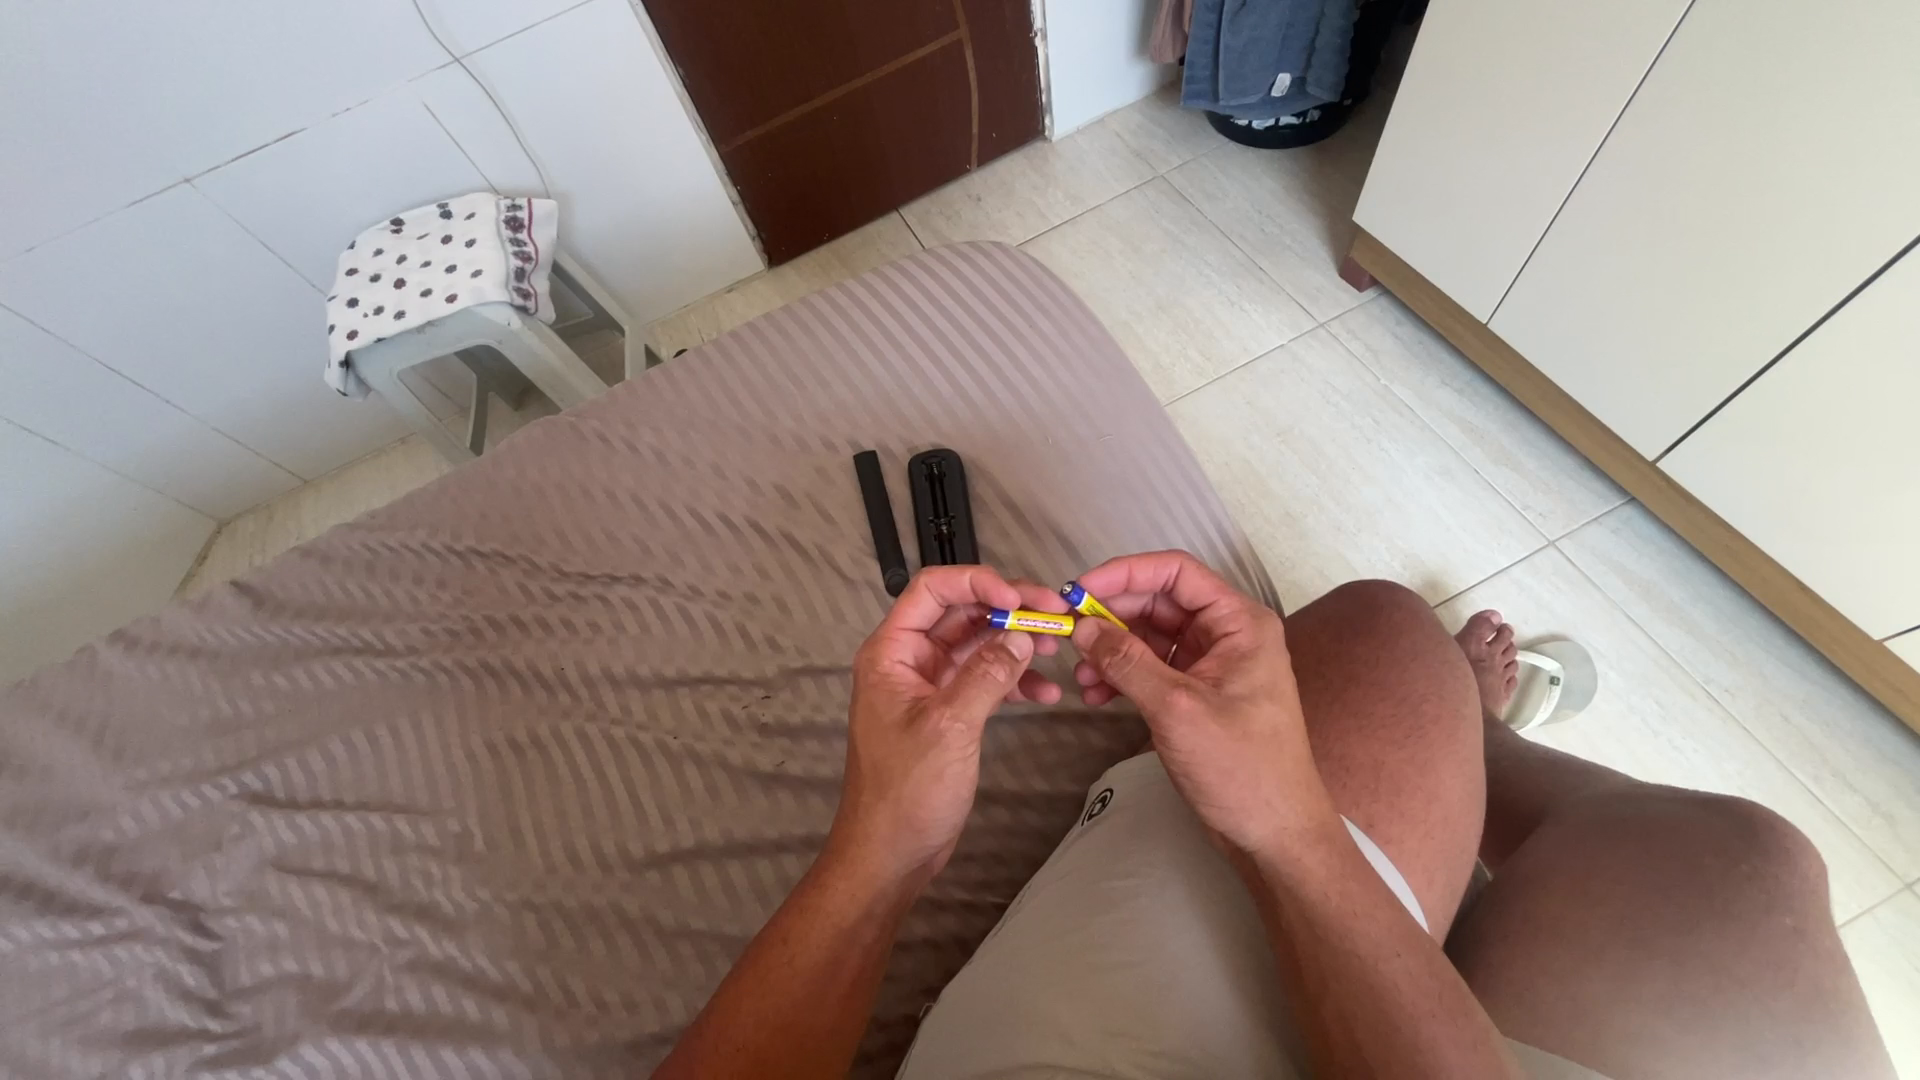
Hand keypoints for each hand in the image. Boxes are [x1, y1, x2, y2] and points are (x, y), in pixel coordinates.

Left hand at [829, 566, 1066, 886]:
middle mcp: (909, 659)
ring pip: (977, 643)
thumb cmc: (906, 791)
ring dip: (1015, 642)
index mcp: (892, 651)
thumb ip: (987, 674)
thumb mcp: (949, 726)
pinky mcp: (948, 709)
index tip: (1020, 598)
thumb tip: (1022, 634)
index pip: (932, 590)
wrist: (891, 854)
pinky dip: (1014, 679)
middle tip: (1055, 616)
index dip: (977, 582)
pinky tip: (1045, 694)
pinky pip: (984, 677)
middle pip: (961, 612)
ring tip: (1054, 651)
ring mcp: (929, 684)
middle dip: (1008, 610)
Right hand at [1068, 551, 1331, 854]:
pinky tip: (1095, 696)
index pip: (1175, 571)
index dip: (1124, 572)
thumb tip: (1081, 626)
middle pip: (1156, 602)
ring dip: (1109, 650)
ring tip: (1080, 677)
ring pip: (1147, 635)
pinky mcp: (1192, 691)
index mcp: (1238, 622)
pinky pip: (1148, 666)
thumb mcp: (1177, 708)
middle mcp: (1224, 633)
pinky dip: (1119, 676)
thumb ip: (1126, 662)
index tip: (1078, 590)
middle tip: (1068, 635)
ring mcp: (1208, 663)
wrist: (1273, 835)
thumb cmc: (1240, 767)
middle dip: (1110, 617)